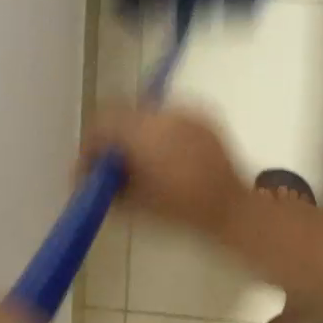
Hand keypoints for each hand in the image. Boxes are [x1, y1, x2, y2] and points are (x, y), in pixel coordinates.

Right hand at [83, 107, 248, 234]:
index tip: (88, 166)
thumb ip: (108, 187)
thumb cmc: (182, 211)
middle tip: (112, 162)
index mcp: (144, 133)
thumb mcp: (137, 204)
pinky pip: (171, 116)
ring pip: (146, 111)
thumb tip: (89, 180)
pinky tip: (165, 155)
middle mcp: (164, 113)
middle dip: (112, 134)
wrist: (233, 209)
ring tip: (140, 159)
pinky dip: (160, 130)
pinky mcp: (203, 117)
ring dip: (136, 130)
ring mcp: (187, 112)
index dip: (90, 145)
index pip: (102, 124)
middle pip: (122, 112)